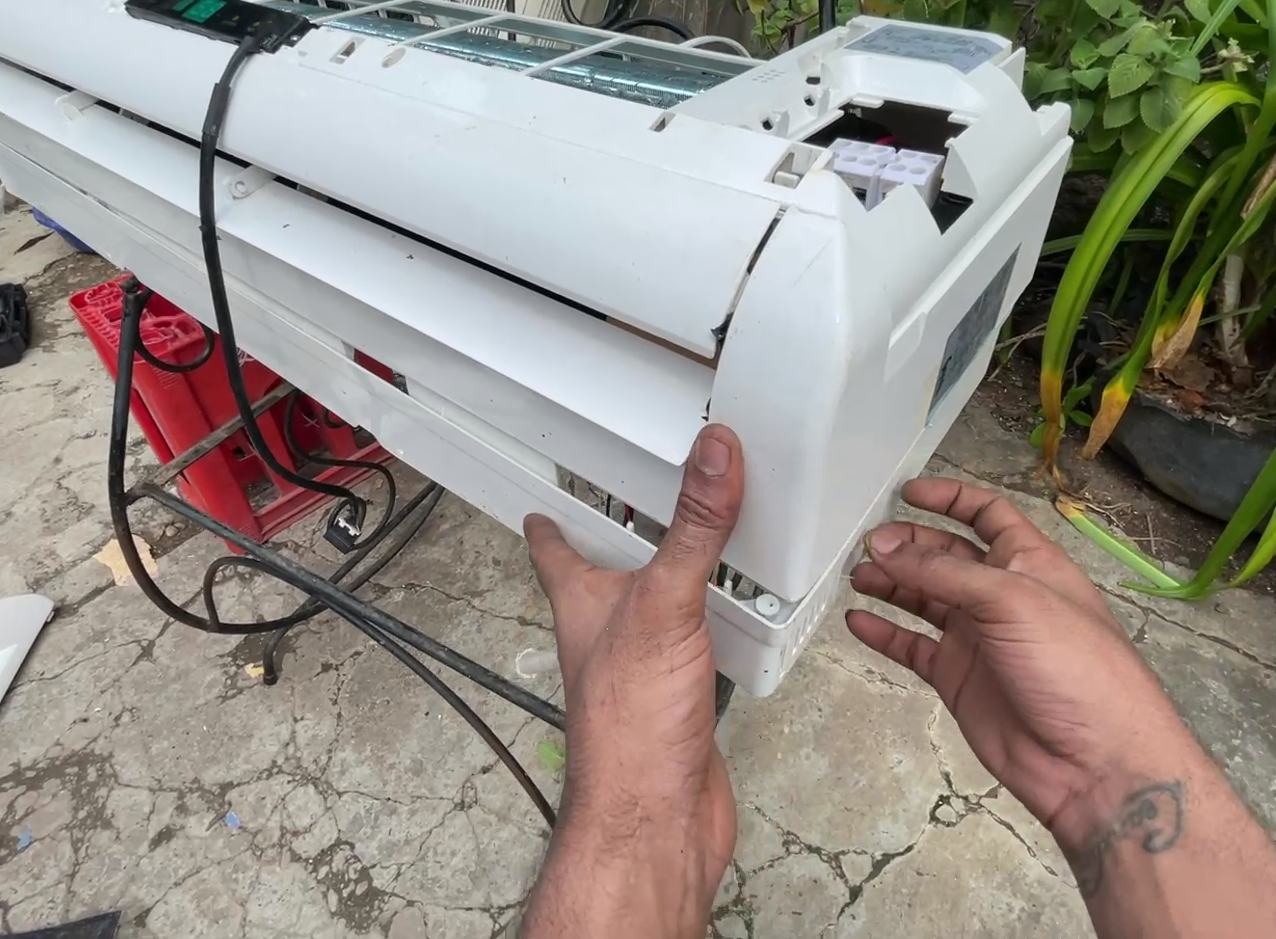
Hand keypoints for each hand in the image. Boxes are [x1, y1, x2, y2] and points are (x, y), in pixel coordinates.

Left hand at [518, 425, 741, 938]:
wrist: (656, 819)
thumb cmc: (628, 725)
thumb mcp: (662, 604)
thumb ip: (693, 528)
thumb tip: (711, 456)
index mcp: (584, 598)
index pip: (554, 545)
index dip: (548, 518)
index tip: (545, 495)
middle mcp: (608, 625)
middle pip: (604, 568)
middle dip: (617, 535)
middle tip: (635, 503)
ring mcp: (642, 657)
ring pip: (653, 598)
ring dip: (671, 569)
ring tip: (692, 541)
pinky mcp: (680, 686)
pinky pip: (695, 632)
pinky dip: (711, 612)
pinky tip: (729, 610)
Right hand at [845, 478, 1200, 855]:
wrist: (1096, 767)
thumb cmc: (1071, 665)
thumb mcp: (1010, 601)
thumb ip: (940, 572)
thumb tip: (881, 547)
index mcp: (1028, 563)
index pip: (986, 515)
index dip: (950, 499)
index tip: (906, 493)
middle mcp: (999, 595)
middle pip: (944, 556)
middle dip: (907, 545)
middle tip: (868, 546)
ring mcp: (976, 637)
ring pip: (921, 599)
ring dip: (889, 584)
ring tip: (856, 578)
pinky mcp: (956, 676)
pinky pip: (911, 645)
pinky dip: (883, 632)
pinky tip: (857, 621)